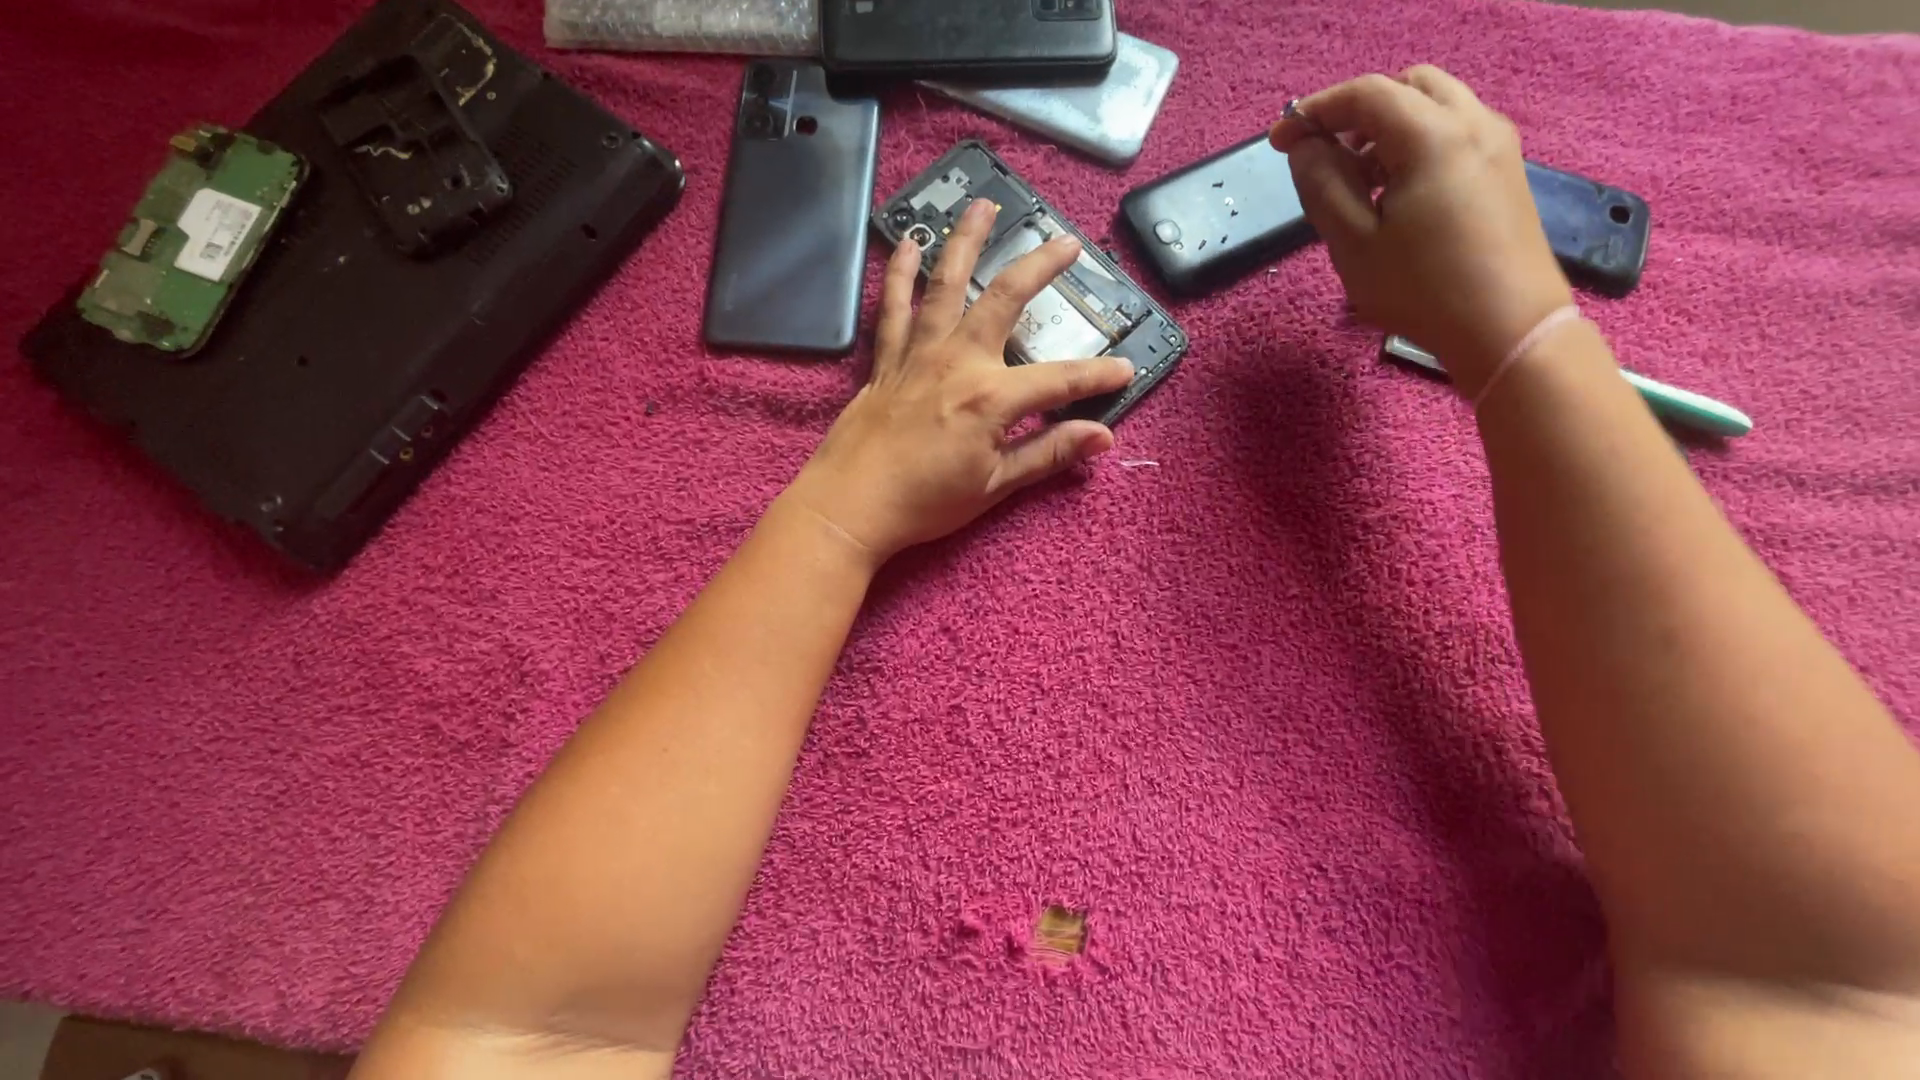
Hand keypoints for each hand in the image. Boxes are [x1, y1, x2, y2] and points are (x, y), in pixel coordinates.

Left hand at [783, 198, 1135, 562]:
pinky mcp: (886, 362)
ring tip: (983, 205)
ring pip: (946, 284)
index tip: (1125, 370)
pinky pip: (893, 308)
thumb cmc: (925, 503)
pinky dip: (899, 275)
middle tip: (1067, 243)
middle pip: (1005, 298)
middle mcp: (957, 361)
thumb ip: (1048, 454)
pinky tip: (906, 245)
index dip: (1097, 375)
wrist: (850, 506)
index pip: (1060, 379)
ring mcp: (918, 355)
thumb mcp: (995, 486)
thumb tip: (1102, 436)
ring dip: (967, 241)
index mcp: (991, 398)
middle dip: (1040, 266)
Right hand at [1271, 66, 1574, 395]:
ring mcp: (1496, 144)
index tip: (1279, 141)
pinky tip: (1394, 192)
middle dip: (1357, 111)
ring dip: (1387, 128)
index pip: (1366, 94)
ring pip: (1434, 106)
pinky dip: (1415, 144)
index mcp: (1431, 135)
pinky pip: (1454, 132)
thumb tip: (1306, 148)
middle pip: (1406, 86)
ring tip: (1356, 179)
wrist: (1507, 327)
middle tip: (1323, 153)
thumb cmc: (1421, 289)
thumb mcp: (1352, 243)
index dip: (1314, 111)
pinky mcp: (1504, 170)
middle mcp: (1472, 122)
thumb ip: (1322, 185)